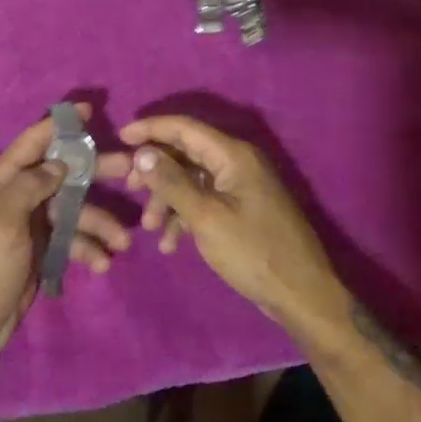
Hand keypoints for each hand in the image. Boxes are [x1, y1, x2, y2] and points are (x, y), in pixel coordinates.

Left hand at [0, 104, 133, 351]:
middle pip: (60, 175)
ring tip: (123, 242)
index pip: (32, 143)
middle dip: (94, 174)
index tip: (89, 112)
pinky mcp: (40, 250)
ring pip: (72, 211)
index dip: (59, 126)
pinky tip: (103, 263)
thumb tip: (59, 163)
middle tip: (129, 170)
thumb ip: (30, 186)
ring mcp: (28, 224)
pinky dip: (88, 248)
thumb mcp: (3, 222)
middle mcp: (14, 196)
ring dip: (98, 224)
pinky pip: (70, 239)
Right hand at [120, 116, 346, 331]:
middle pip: (187, 153)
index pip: (184, 128)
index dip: (151, 128)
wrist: (301, 293)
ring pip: (193, 180)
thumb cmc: (253, 251)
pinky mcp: (243, 209)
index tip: (120, 137)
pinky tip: (172, 244)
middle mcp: (238, 162)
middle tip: (130, 189)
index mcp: (233, 155)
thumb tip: (142, 152)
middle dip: (156, 171)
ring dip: (168, 200)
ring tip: (150, 229)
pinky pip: (206, 200)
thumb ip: (171, 182)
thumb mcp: (205, 217)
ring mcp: (242, 186)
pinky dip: (186, 216)